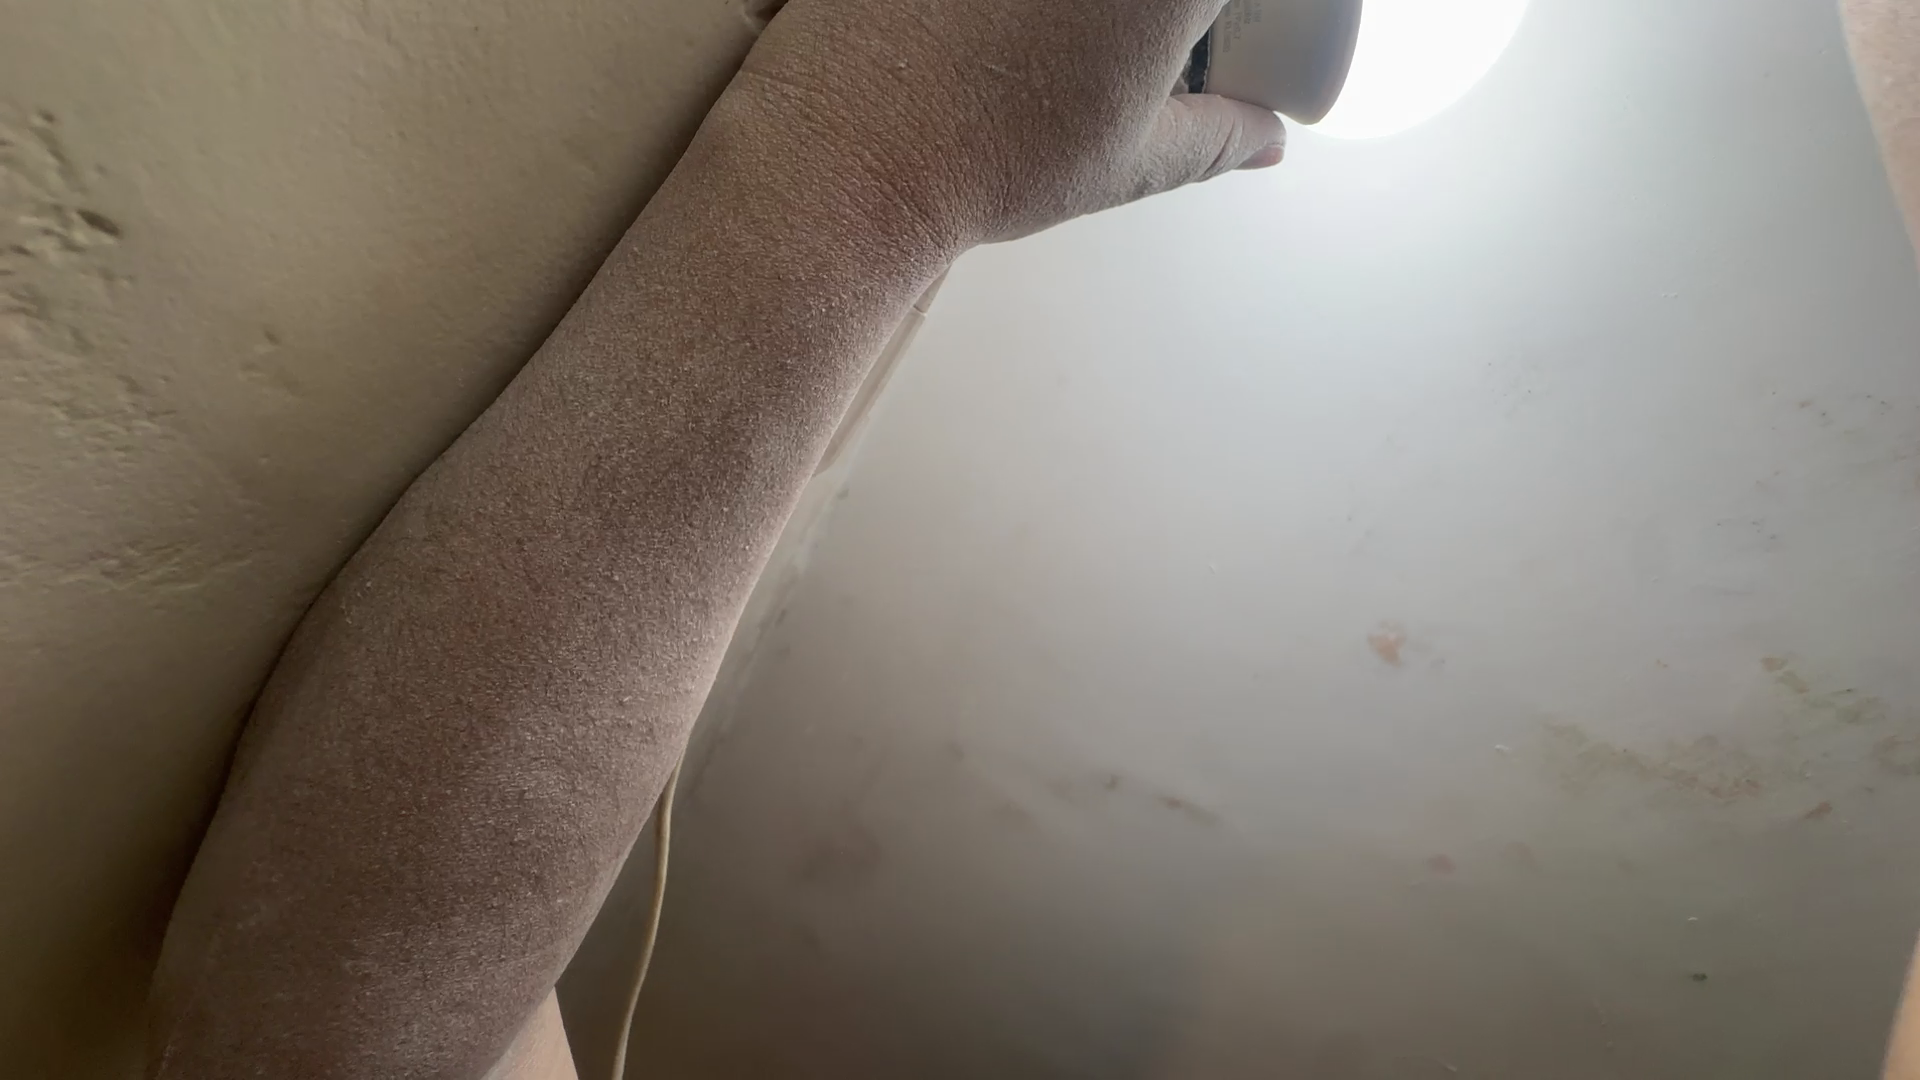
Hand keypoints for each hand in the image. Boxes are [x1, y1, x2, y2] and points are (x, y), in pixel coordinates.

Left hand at [719, 0, 1285, 251]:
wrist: (863, 149)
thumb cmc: (993, 163)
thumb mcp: (1128, 164)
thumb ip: (1215, 141)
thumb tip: (1266, 140)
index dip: (1245, 20)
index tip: (1222, 43)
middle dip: (1174, 18)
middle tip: (1151, 49)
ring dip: (1099, 15)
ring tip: (1062, 49)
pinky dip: (1036, 8)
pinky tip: (1010, 30)